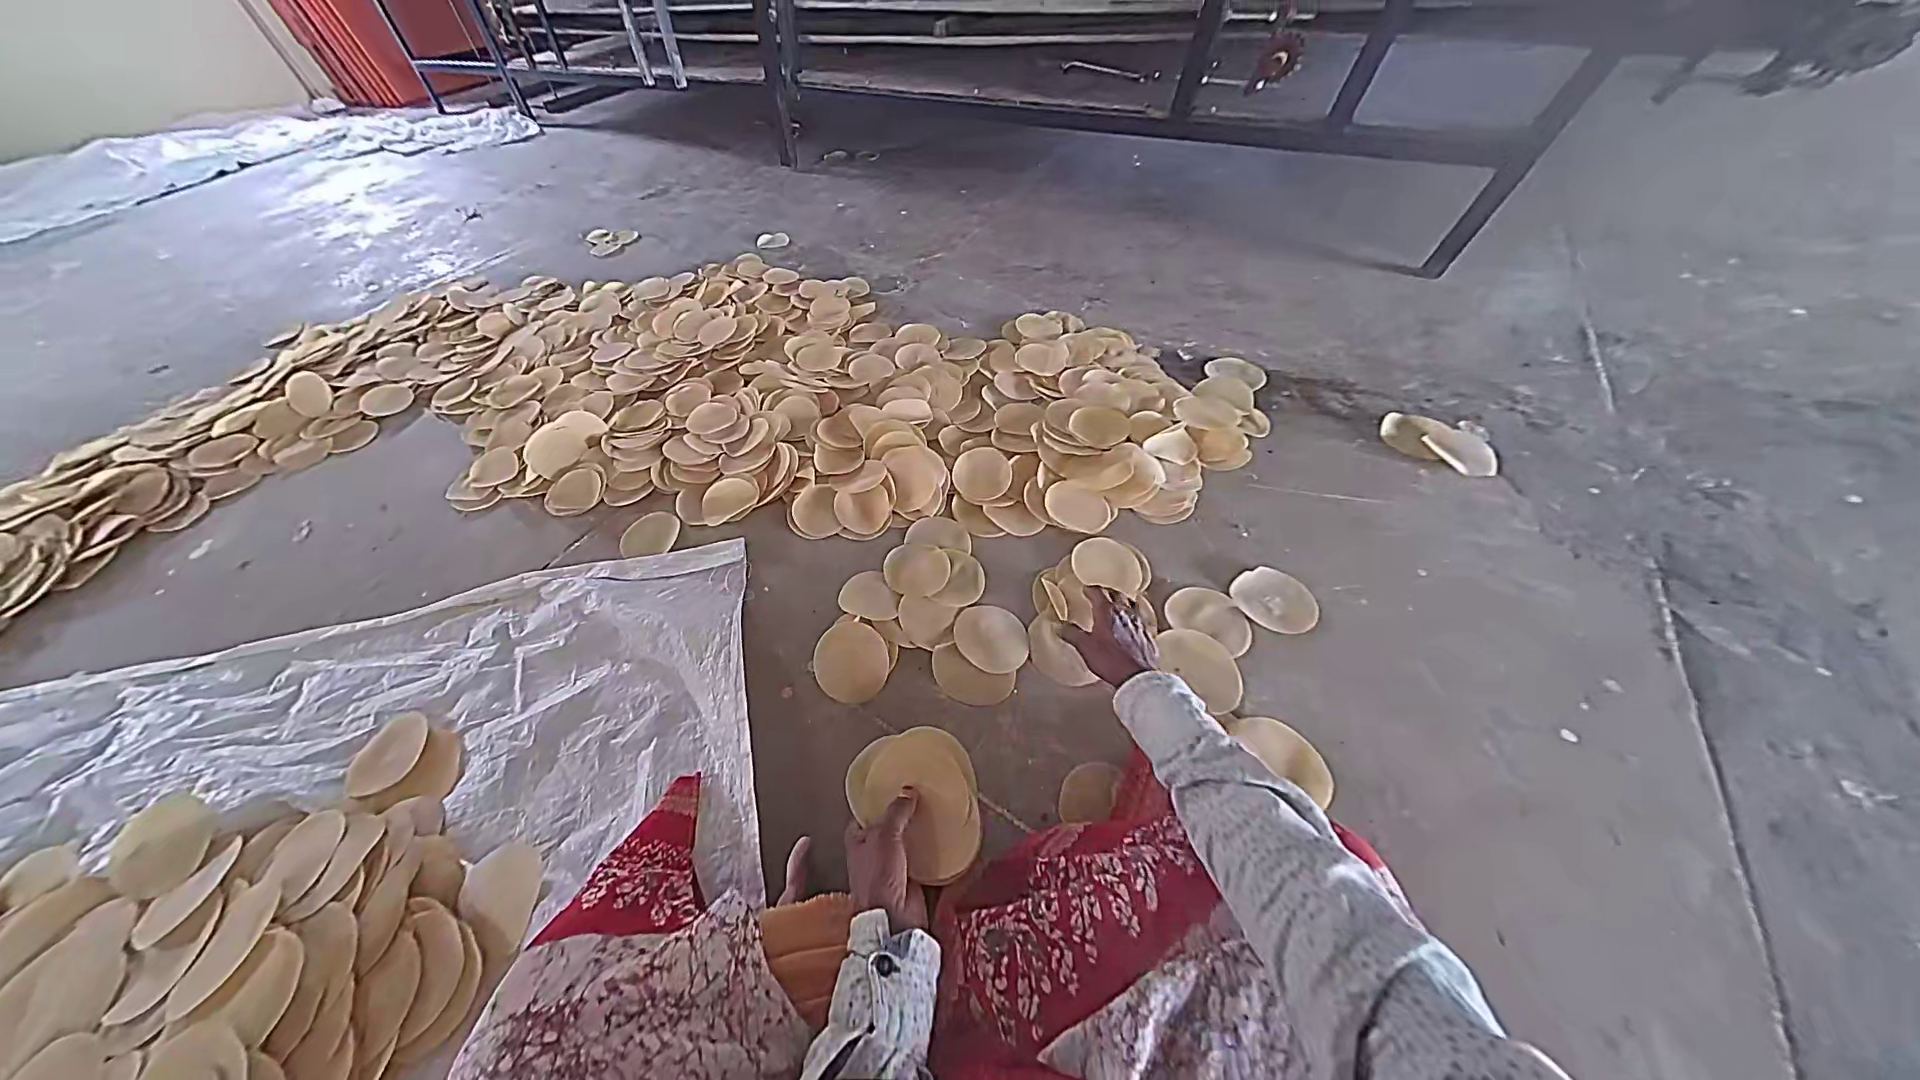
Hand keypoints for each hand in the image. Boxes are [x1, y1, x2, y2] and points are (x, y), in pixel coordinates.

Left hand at [845, 789, 927, 929]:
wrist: (894, 919)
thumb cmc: (878, 878)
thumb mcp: (884, 836)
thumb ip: (896, 812)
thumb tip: (908, 792)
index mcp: (858, 839)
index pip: (867, 812)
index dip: (879, 799)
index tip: (895, 784)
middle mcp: (873, 851)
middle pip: (890, 825)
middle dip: (904, 813)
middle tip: (920, 795)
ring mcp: (893, 865)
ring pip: (907, 840)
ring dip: (920, 829)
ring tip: (935, 810)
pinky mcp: (912, 876)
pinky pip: (924, 856)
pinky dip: (933, 847)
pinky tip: (944, 835)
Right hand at [1061, 586, 1158, 686]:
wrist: (1137, 677)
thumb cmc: (1111, 661)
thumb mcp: (1085, 647)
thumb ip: (1072, 634)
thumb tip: (1060, 626)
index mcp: (1107, 612)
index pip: (1098, 592)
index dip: (1090, 590)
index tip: (1086, 590)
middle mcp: (1124, 613)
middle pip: (1116, 594)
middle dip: (1107, 591)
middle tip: (1101, 593)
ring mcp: (1138, 623)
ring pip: (1130, 604)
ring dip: (1122, 601)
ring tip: (1117, 603)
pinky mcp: (1147, 635)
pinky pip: (1140, 618)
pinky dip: (1132, 616)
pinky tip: (1130, 623)